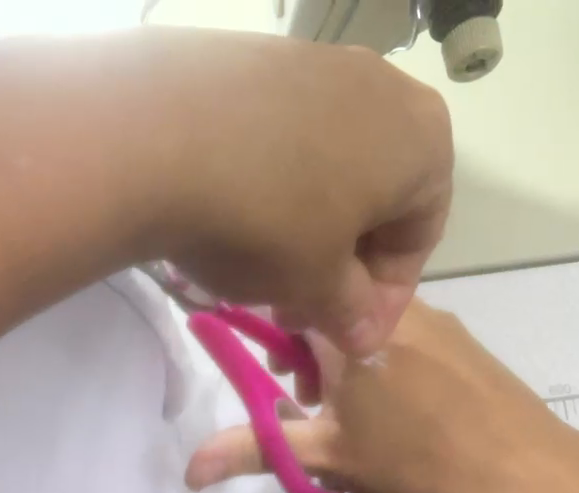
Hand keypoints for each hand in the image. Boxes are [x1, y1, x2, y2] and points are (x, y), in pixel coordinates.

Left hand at [125, 30, 453, 355]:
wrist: (156, 139)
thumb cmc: (267, 221)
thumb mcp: (316, 284)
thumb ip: (350, 312)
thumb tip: (363, 335)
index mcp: (422, 141)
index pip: (417, 238)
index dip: (381, 303)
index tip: (344, 341)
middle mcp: (382, 90)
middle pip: (371, 204)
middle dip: (337, 272)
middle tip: (295, 318)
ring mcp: (316, 67)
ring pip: (325, 175)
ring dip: (303, 237)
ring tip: (260, 281)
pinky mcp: (257, 65)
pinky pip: (281, 144)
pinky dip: (270, 192)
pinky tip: (233, 224)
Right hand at [185, 299, 578, 492]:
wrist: (519, 473)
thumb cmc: (411, 460)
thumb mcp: (324, 455)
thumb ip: (253, 450)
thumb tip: (188, 471)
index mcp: (347, 326)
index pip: (287, 299)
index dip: (271, 335)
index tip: (277, 379)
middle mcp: (390, 306)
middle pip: (329, 309)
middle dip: (309, 352)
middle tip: (313, 405)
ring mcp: (435, 318)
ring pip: (368, 323)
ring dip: (347, 358)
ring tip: (358, 414)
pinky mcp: (463, 339)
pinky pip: (406, 335)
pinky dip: (387, 361)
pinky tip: (405, 410)